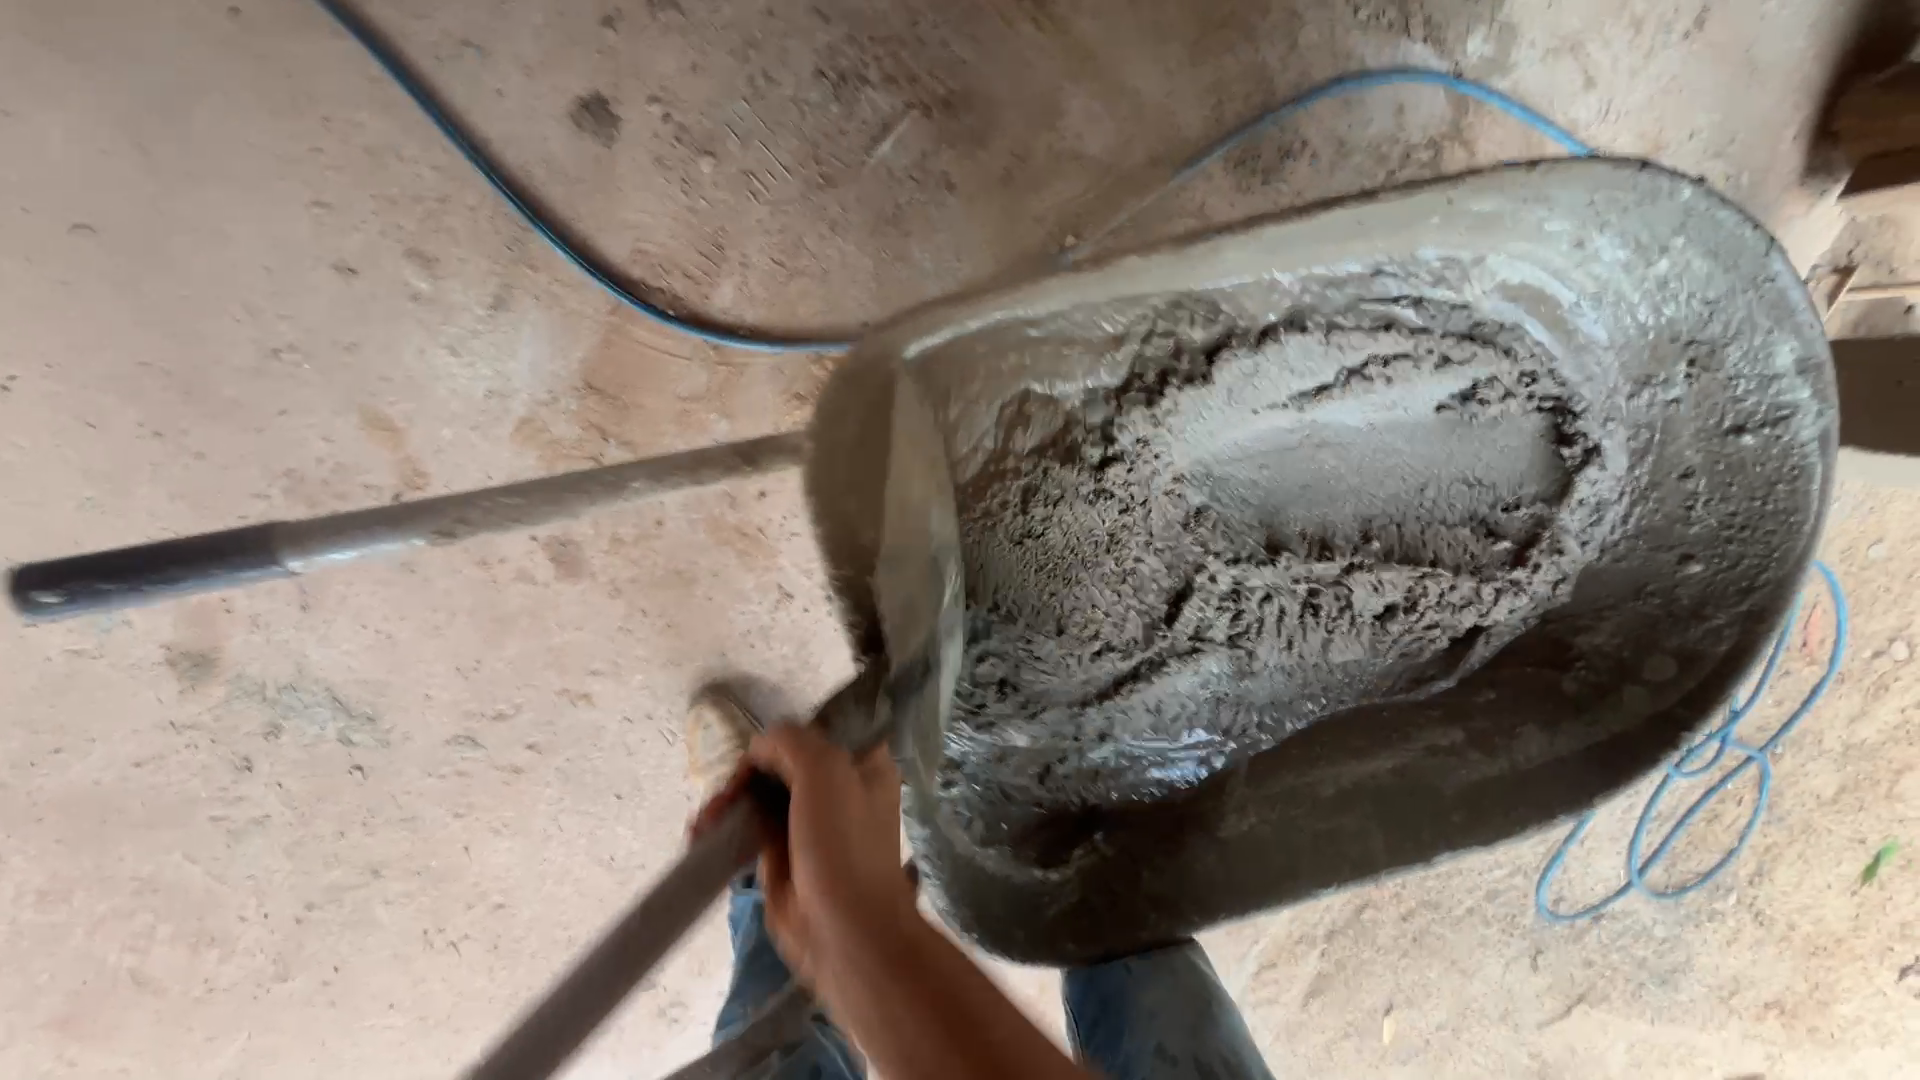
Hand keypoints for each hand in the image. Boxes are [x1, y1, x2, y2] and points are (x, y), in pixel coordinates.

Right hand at [694, 725, 910, 986]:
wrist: (843, 930)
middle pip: (783, 763)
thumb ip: (790, 742)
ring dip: (729, 801)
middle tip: (724, 795)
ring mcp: (811, 823)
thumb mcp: (824, 770)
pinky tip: (701, 833)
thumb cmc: (843, 842)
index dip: (784, 738)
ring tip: (705, 822)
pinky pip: (750, 829)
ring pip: (762, 795)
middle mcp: (840, 788)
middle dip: (747, 774)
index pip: (818, 731)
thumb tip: (759, 749)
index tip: (757, 754)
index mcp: (863, 763)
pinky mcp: (785, 856)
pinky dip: (726, 828)